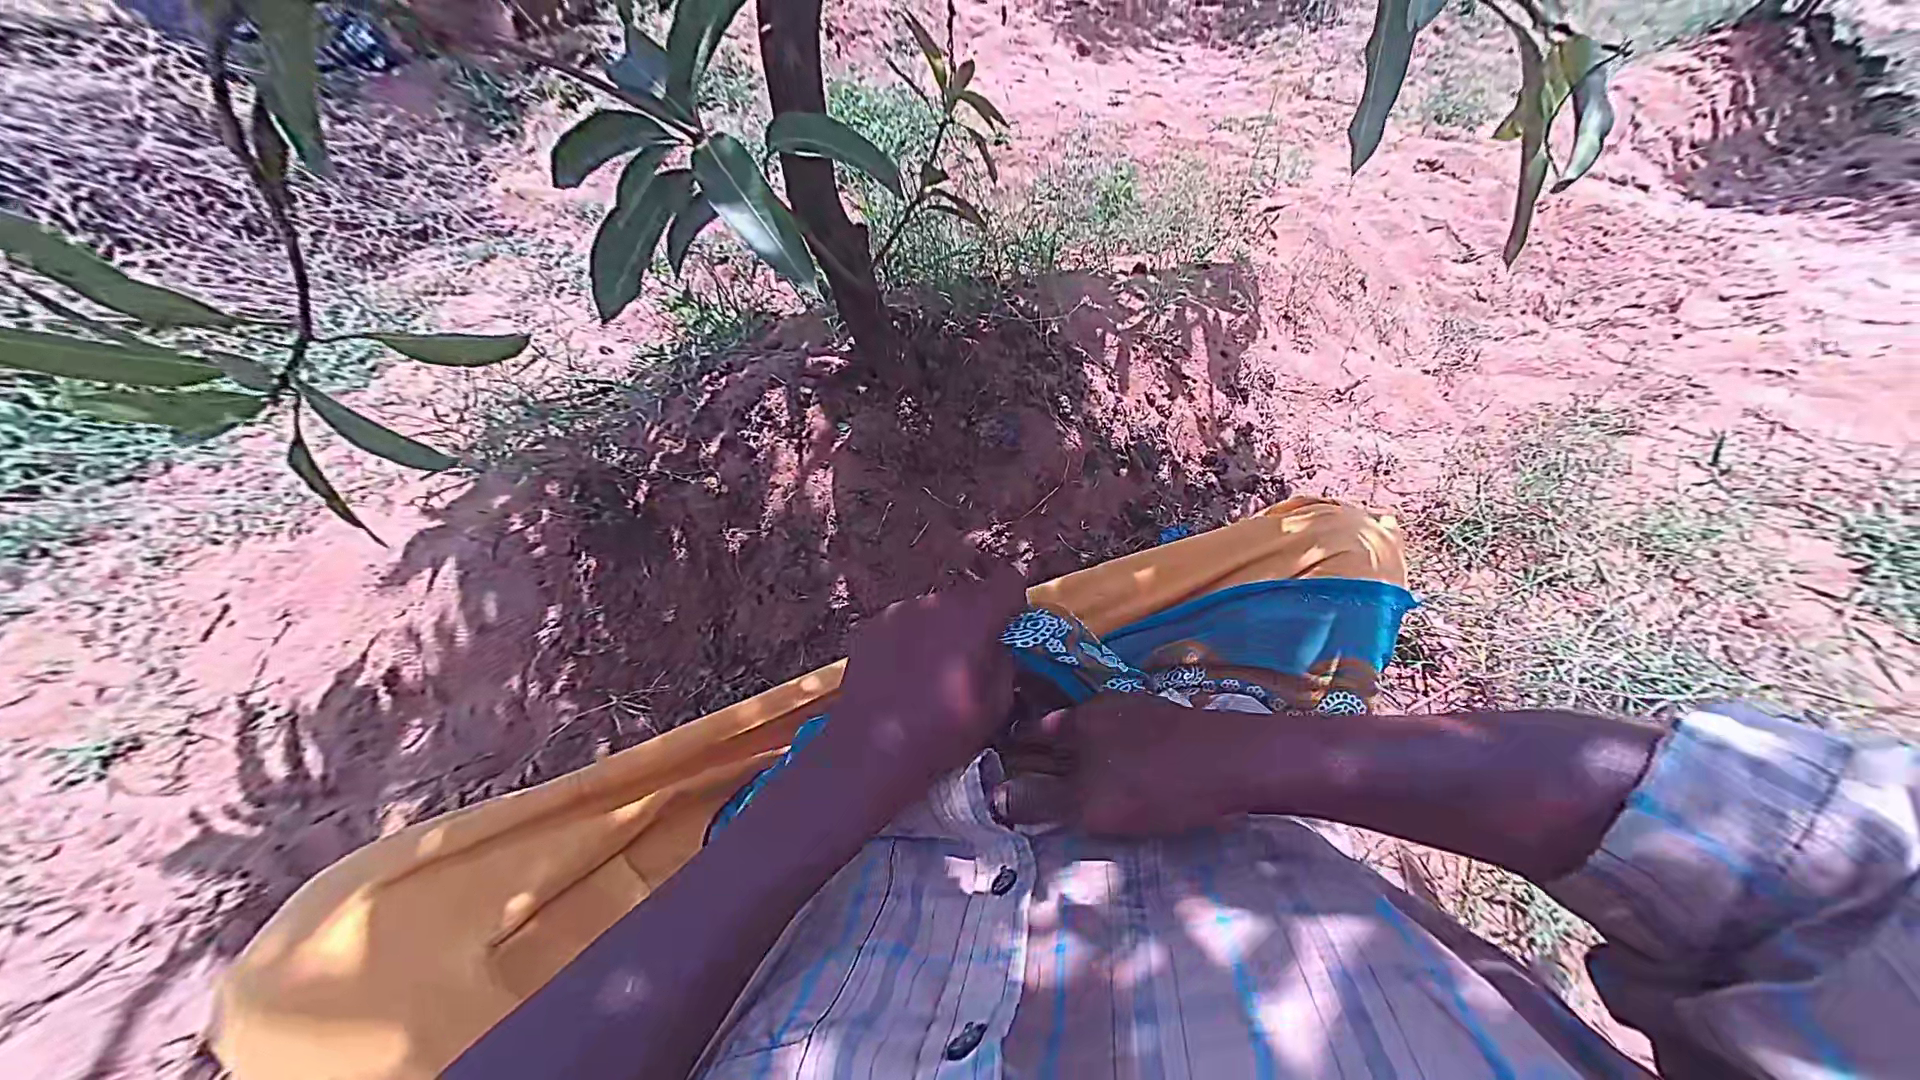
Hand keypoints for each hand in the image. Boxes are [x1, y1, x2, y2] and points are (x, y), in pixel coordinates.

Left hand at [820, 570, 1027, 804]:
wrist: (871, 749)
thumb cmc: (943, 731)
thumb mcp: (996, 705)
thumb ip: (1005, 662)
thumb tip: (999, 648)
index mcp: (974, 616)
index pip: (1008, 582)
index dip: (1014, 603)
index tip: (1012, 627)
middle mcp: (936, 602)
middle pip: (969, 597)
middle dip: (977, 620)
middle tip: (973, 657)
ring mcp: (899, 610)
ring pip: (935, 610)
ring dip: (942, 629)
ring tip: (933, 669)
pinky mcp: (872, 625)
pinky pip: (904, 622)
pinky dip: (911, 638)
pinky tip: (903, 672)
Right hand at [991, 693, 1257, 835]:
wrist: (1237, 761)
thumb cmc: (1157, 784)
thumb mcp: (1093, 804)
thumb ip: (1043, 800)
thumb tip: (997, 797)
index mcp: (1077, 721)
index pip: (1032, 730)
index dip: (1016, 748)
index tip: (1005, 766)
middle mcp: (1102, 706)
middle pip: (1064, 729)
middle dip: (1051, 752)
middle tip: (1047, 782)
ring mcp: (1138, 707)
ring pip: (1098, 732)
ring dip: (1088, 753)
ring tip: (1089, 782)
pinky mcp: (1167, 718)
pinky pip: (1129, 736)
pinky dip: (1120, 752)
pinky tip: (1133, 771)